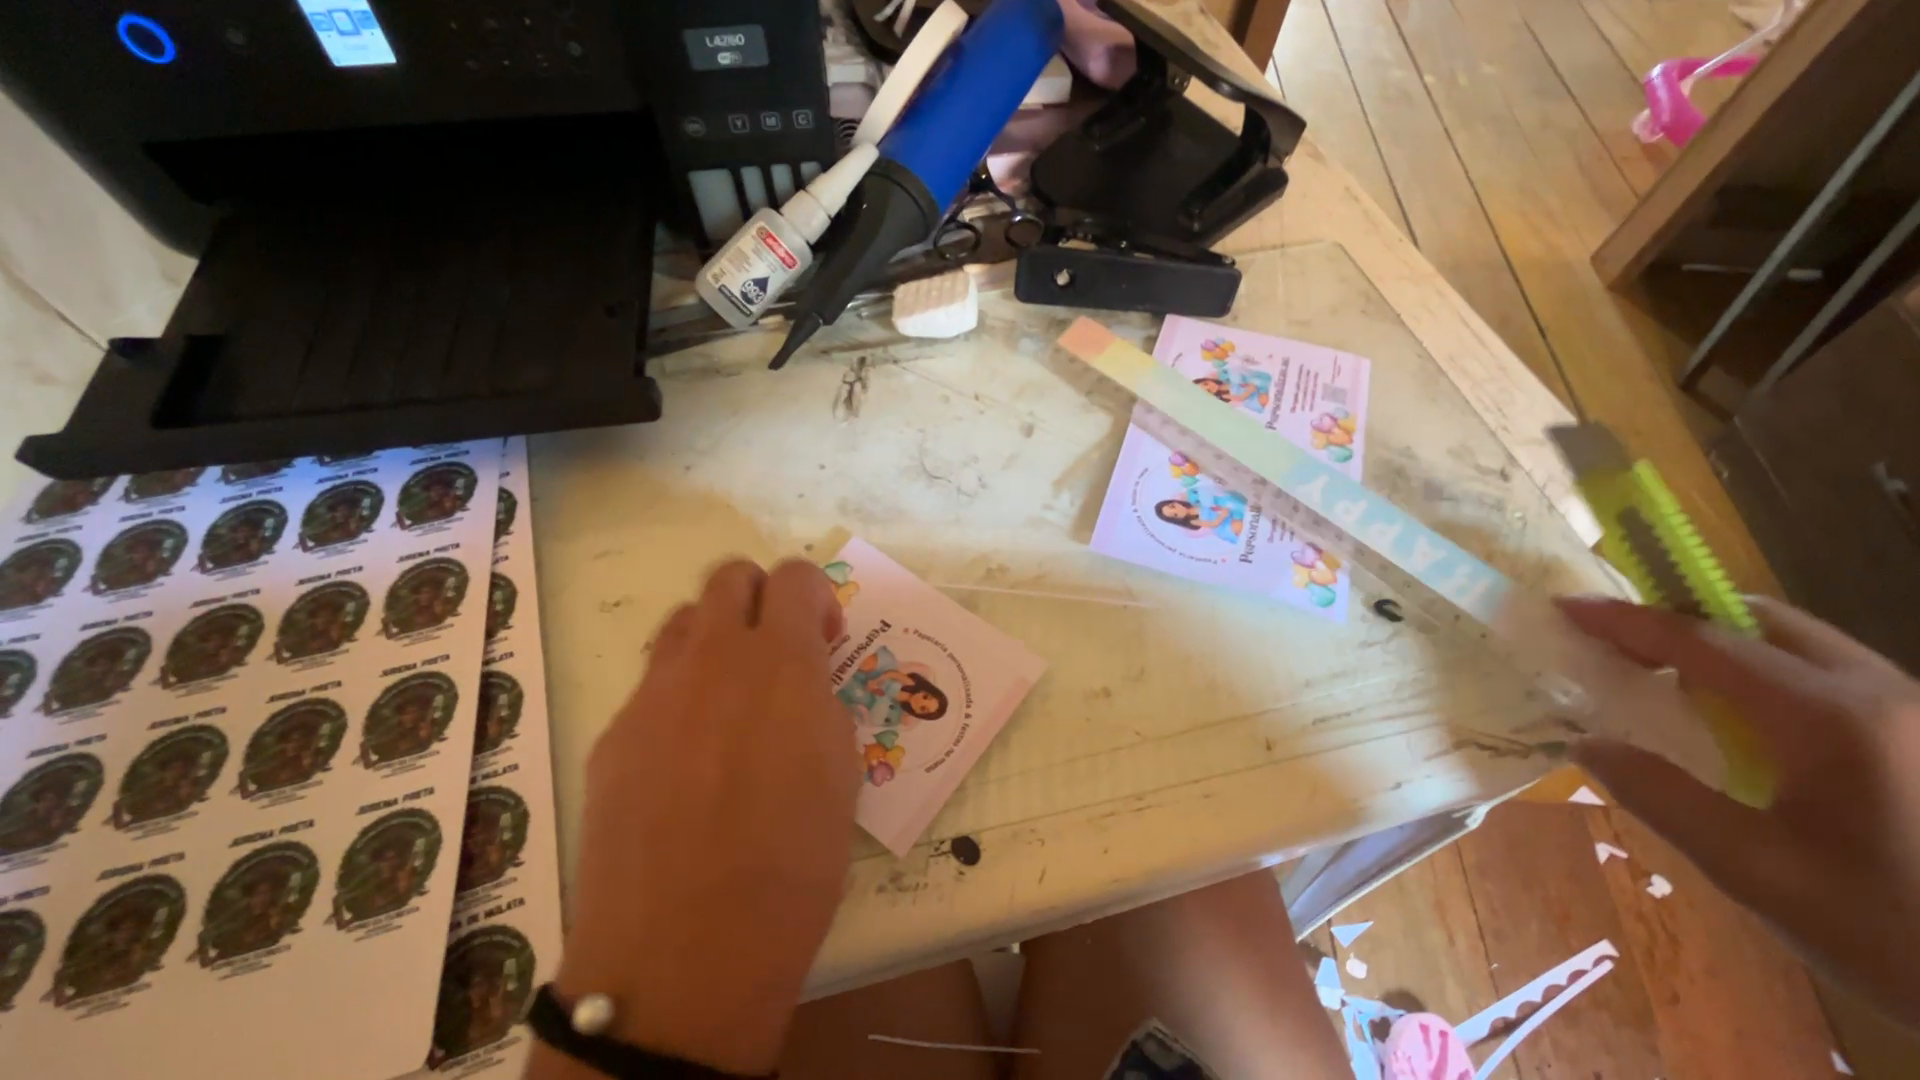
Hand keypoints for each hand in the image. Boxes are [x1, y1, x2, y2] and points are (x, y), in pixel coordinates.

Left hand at [543, 559, 857, 1075]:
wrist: (686, 947)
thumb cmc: (791, 867)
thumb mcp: (840, 778)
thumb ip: (820, 710)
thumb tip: (802, 694)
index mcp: (781, 665)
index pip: (796, 578)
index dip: (816, 597)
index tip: (826, 641)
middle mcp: (713, 660)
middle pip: (729, 577)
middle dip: (761, 597)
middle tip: (778, 653)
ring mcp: (654, 694)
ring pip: (683, 622)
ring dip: (715, 639)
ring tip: (730, 701)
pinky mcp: (614, 735)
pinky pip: (651, 688)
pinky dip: (678, 700)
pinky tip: (687, 765)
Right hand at [1558, 595, 1919, 1027]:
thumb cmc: (1889, 931)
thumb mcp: (1753, 869)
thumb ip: (1659, 795)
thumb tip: (1585, 745)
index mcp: (1830, 717)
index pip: (1704, 643)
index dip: (1627, 621)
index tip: (1567, 608)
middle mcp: (1879, 693)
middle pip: (1759, 621)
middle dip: (1678, 620)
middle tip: (1612, 645)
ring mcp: (1910, 712)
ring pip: (1796, 644)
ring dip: (1720, 645)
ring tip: (1658, 676)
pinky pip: (1824, 675)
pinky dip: (1759, 671)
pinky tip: (1732, 716)